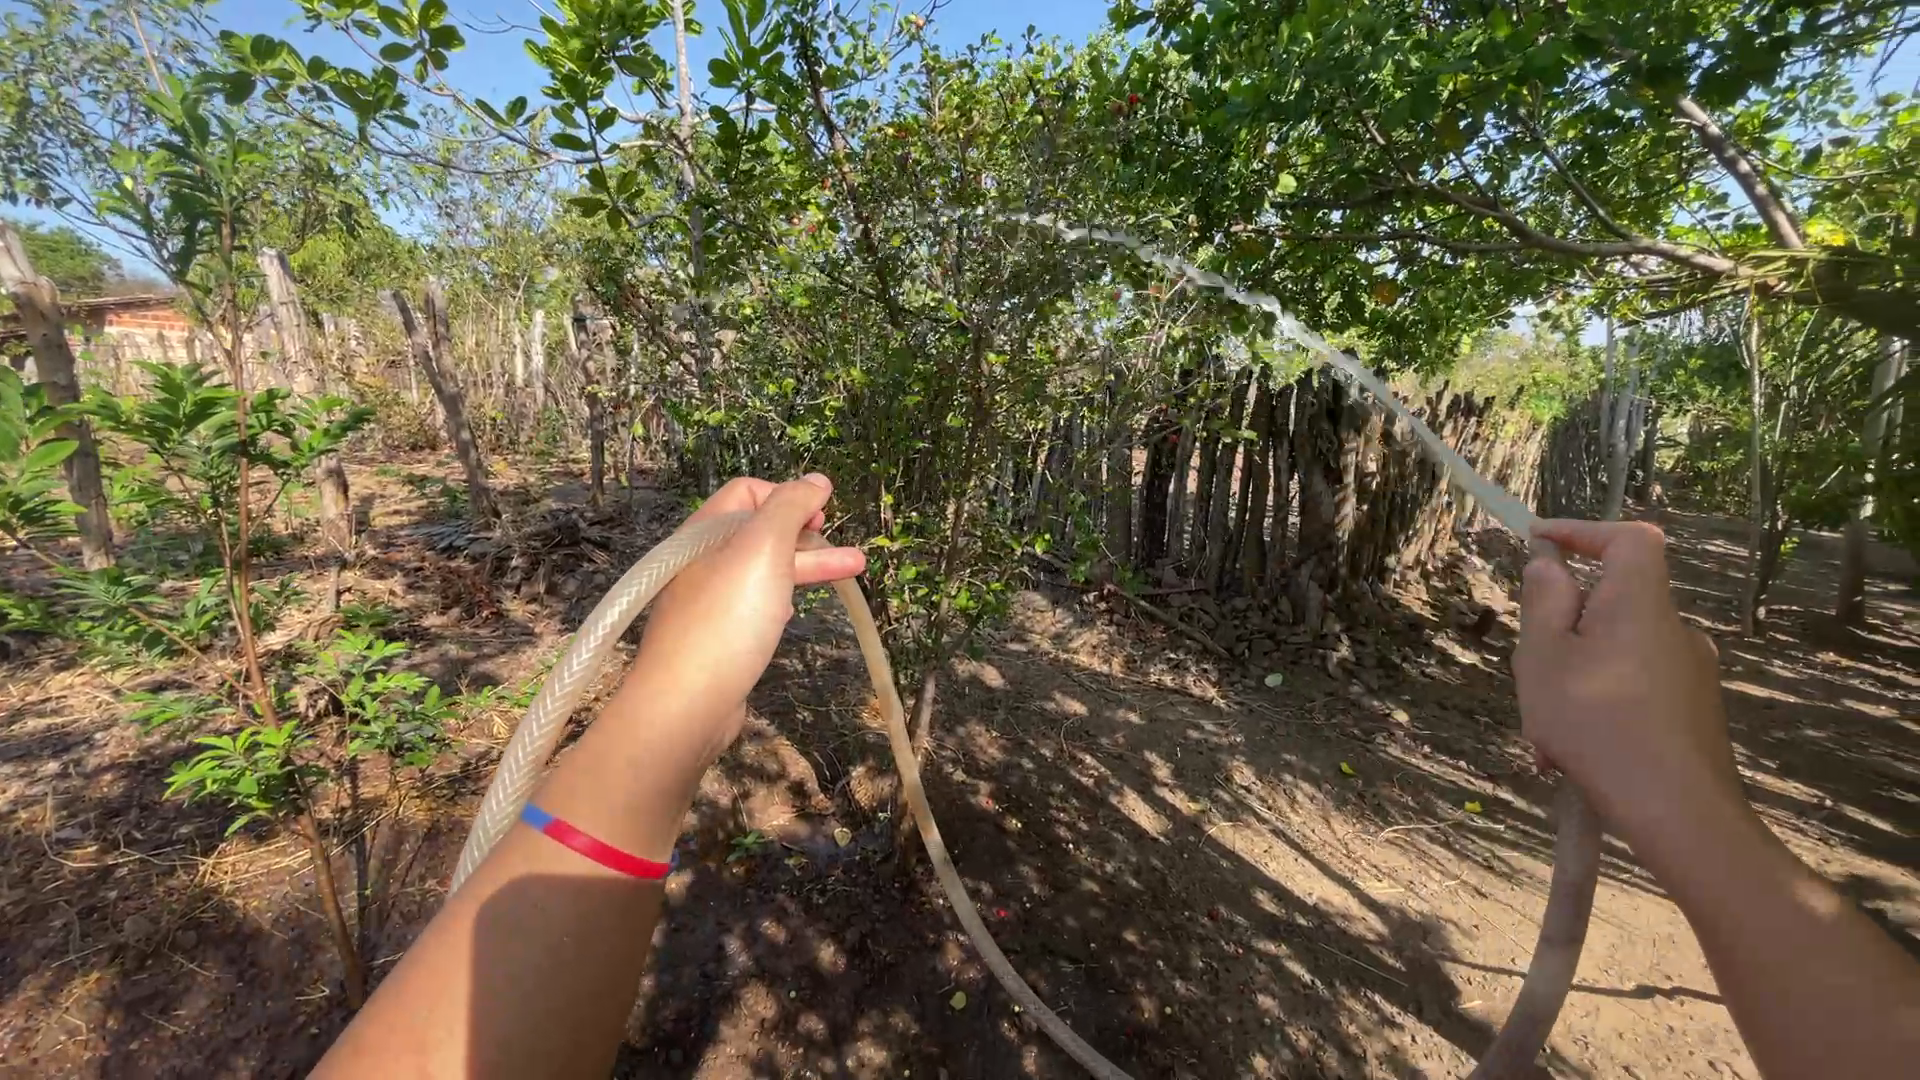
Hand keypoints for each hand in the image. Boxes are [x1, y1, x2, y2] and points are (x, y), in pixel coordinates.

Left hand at [610, 475, 865, 768]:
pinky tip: (796, 609)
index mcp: (707, 531)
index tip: (823, 517)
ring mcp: (709, 600)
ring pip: (764, 570)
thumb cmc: (728, 617)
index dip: (788, 495)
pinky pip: (754, 604)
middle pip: (761, 532)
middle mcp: (704, 560)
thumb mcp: (765, 547)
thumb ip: (791, 507)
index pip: (748, 492)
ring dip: (808, 566)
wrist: (686, 703)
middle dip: (810, 536)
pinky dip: (783, 597)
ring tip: (850, 574)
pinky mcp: (717, 636)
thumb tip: (817, 479)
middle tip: (849, 551)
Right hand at [1515, 519, 1742, 851]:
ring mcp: (1689, 672)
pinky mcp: (1691, 708)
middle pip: (1614, 599)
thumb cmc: (1594, 720)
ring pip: (1614, 648)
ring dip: (1572, 669)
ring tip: (1542, 724)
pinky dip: (1595, 697)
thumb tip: (1548, 564)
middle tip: (1527, 663)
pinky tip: (1568, 748)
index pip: (1630, 540)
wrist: (1674, 809)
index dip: (1585, 530)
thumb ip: (1545, 603)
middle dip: (1562, 621)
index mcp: (1640, 605)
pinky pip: (1629, 683)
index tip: (1539, 539)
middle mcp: (1674, 630)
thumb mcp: (1544, 656)